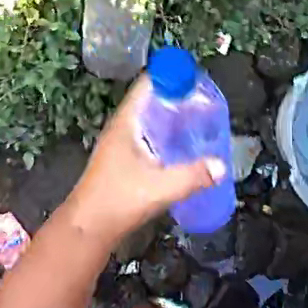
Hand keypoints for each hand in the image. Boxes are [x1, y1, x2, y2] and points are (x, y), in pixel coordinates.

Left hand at [58, 78, 226, 246]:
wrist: (86, 230)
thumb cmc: (118, 201)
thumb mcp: (160, 188)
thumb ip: (193, 176)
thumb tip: (221, 166)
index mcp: (127, 122)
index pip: (149, 84)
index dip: (173, 76)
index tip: (198, 81)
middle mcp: (123, 126)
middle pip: (153, 99)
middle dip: (180, 97)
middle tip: (208, 102)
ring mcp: (122, 143)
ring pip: (152, 118)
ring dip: (175, 116)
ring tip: (203, 121)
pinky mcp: (124, 159)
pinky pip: (151, 134)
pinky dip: (169, 133)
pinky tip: (185, 146)